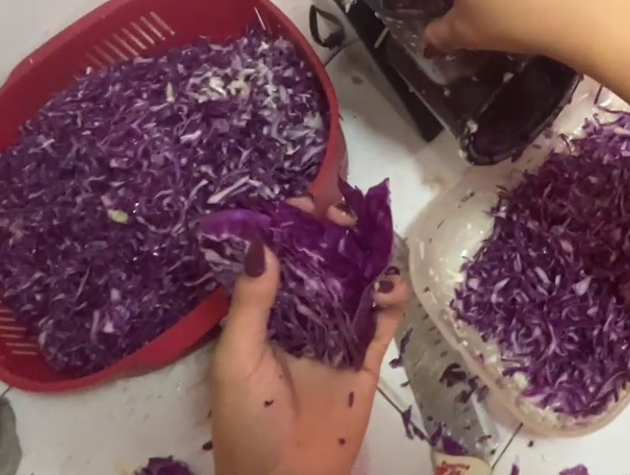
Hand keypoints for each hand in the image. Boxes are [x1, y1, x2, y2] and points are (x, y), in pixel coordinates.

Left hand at [209, 203, 407, 474]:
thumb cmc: (249, 425)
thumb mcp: (237, 364)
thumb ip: (251, 306)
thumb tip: (264, 242)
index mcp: (268, 317)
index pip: (282, 260)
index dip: (292, 229)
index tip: (305, 203)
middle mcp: (304, 318)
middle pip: (323, 263)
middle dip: (333, 234)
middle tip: (343, 216)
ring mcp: (338, 335)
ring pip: (356, 282)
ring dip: (366, 255)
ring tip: (372, 235)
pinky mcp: (367, 356)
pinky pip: (383, 319)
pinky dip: (392, 295)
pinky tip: (391, 283)